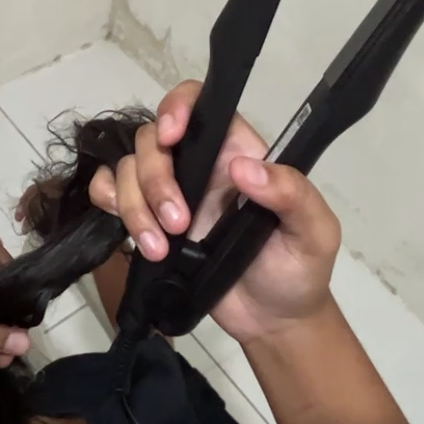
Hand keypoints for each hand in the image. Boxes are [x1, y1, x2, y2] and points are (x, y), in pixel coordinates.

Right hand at [89, 80, 341, 342]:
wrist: (271, 320)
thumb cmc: (298, 268)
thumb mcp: (314, 232)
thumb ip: (291, 194)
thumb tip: (244, 168)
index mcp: (235, 150)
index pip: (199, 103)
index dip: (177, 106)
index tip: (172, 135)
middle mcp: (196, 162)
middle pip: (151, 139)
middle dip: (156, 179)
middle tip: (179, 224)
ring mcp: (167, 189)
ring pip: (127, 167)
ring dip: (135, 206)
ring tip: (160, 248)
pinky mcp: (145, 217)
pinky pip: (108, 190)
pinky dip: (109, 203)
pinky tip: (131, 235)